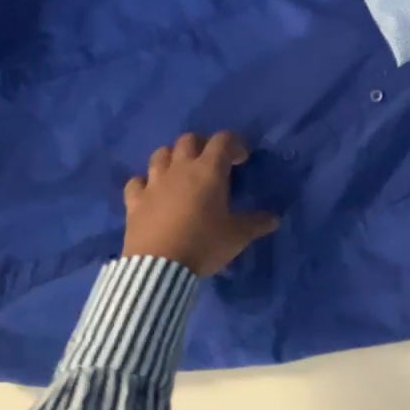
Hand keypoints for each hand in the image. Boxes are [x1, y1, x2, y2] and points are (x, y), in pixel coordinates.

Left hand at [121, 131, 278, 275]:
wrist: (159, 270)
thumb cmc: (203, 244)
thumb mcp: (237, 236)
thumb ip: (257, 223)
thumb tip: (275, 218)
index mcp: (209, 170)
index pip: (223, 139)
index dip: (234, 144)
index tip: (241, 160)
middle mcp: (181, 168)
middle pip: (189, 140)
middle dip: (201, 145)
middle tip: (210, 164)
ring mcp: (154, 183)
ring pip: (160, 154)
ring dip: (172, 158)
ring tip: (180, 173)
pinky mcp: (134, 202)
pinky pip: (136, 182)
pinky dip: (144, 184)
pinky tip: (151, 194)